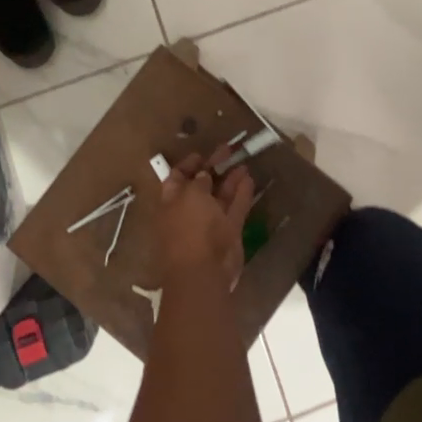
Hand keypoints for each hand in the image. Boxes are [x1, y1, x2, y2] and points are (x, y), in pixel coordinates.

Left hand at [157, 147, 255, 285]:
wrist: (204, 272)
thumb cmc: (190, 228)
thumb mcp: (190, 195)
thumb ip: (198, 181)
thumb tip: (204, 175)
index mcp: (172, 201)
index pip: (177, 177)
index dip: (189, 164)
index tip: (202, 153)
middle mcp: (189, 210)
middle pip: (201, 185)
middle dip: (213, 167)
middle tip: (228, 149)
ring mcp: (210, 223)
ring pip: (220, 196)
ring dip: (230, 179)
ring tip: (243, 161)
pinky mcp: (228, 232)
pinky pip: (235, 208)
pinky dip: (241, 194)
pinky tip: (249, 178)